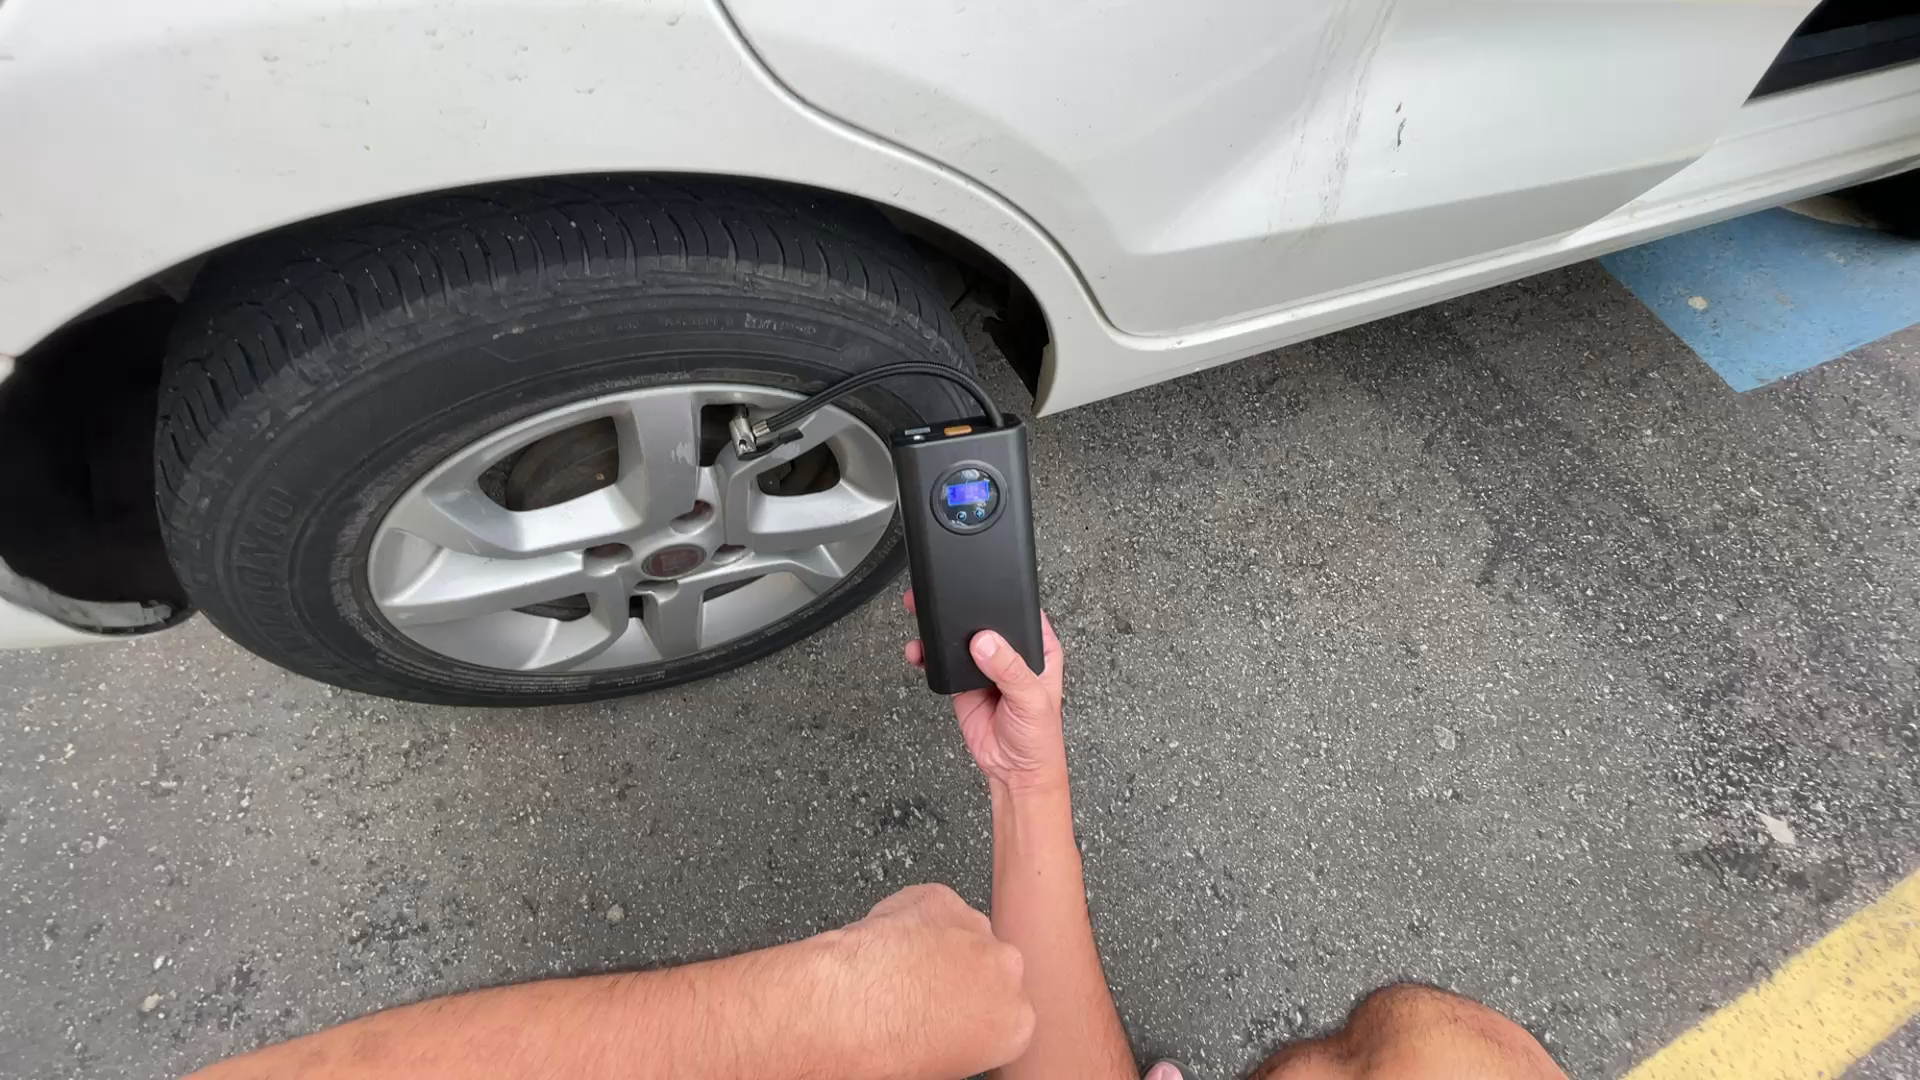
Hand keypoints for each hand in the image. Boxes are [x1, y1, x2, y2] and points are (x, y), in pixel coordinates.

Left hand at [820, 884, 1034, 1078]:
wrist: (857, 1007)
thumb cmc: (894, 1049)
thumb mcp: (946, 1067)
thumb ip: (969, 1037)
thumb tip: (952, 1031)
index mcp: (1016, 1019)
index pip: (1006, 1011)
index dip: (976, 1013)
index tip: (957, 1017)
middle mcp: (1005, 968)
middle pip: (990, 965)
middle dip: (965, 974)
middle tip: (927, 993)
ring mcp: (974, 925)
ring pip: (963, 932)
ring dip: (941, 944)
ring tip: (901, 970)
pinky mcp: (941, 897)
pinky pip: (932, 908)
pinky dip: (915, 919)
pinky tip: (892, 943)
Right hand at [903, 590, 1067, 793]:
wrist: (1013, 771)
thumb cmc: (1038, 739)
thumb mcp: (1032, 700)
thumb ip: (1010, 670)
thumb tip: (987, 643)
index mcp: (1039, 648)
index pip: (1021, 613)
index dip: (1005, 599)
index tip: (984, 589)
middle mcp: (1011, 653)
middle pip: (986, 621)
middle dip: (964, 609)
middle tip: (943, 597)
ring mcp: (985, 666)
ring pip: (961, 638)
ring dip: (942, 629)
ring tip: (924, 618)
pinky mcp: (963, 681)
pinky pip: (943, 661)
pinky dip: (929, 654)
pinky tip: (920, 650)